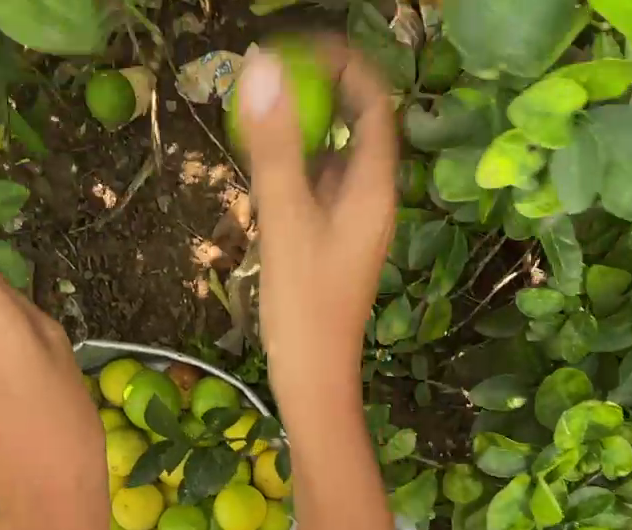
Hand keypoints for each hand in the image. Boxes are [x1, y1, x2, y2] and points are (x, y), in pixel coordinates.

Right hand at [237, 41, 398, 414]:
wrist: (313, 379)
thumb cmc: (304, 308)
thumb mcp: (285, 223)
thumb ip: (274, 148)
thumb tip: (263, 66)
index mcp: (374, 189)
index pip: (373, 102)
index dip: (343, 63)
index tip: (296, 47)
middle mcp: (372, 200)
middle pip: (354, 126)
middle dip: (317, 94)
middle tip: (268, 82)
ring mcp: (354, 225)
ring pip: (333, 161)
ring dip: (301, 136)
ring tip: (258, 124)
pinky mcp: (335, 246)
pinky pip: (319, 192)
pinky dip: (295, 174)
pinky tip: (263, 181)